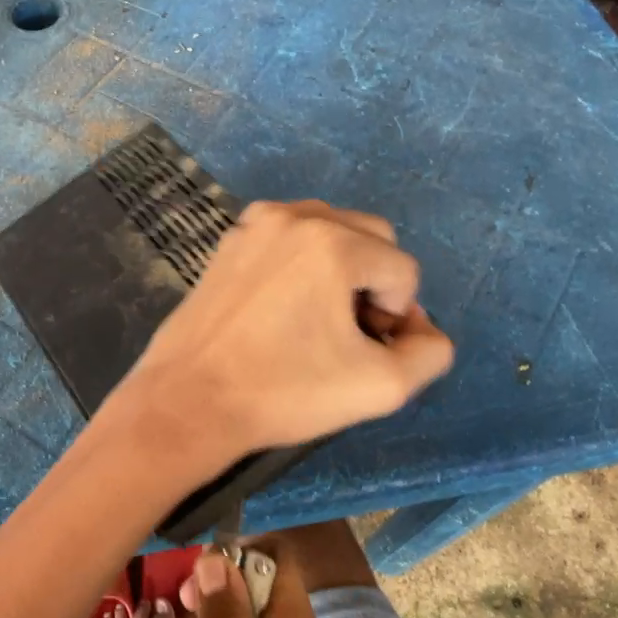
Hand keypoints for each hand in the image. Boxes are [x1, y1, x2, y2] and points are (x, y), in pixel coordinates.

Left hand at [110, 200, 453, 479]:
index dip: (397, 315)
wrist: (189, 401)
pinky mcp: (227, 243)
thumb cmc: (284, 392)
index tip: (364, 351)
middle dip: (373, 282)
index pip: (402, 269)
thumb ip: (429, 351)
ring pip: (327, 231)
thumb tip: (418, 326)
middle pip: (369, 237)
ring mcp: (252, 225)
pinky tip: (284, 309)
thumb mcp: (382, 387)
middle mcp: (292, 216)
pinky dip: (299, 264)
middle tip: (348, 334)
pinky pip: (286, 240)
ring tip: (317, 321)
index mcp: (331, 241)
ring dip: (339, 268)